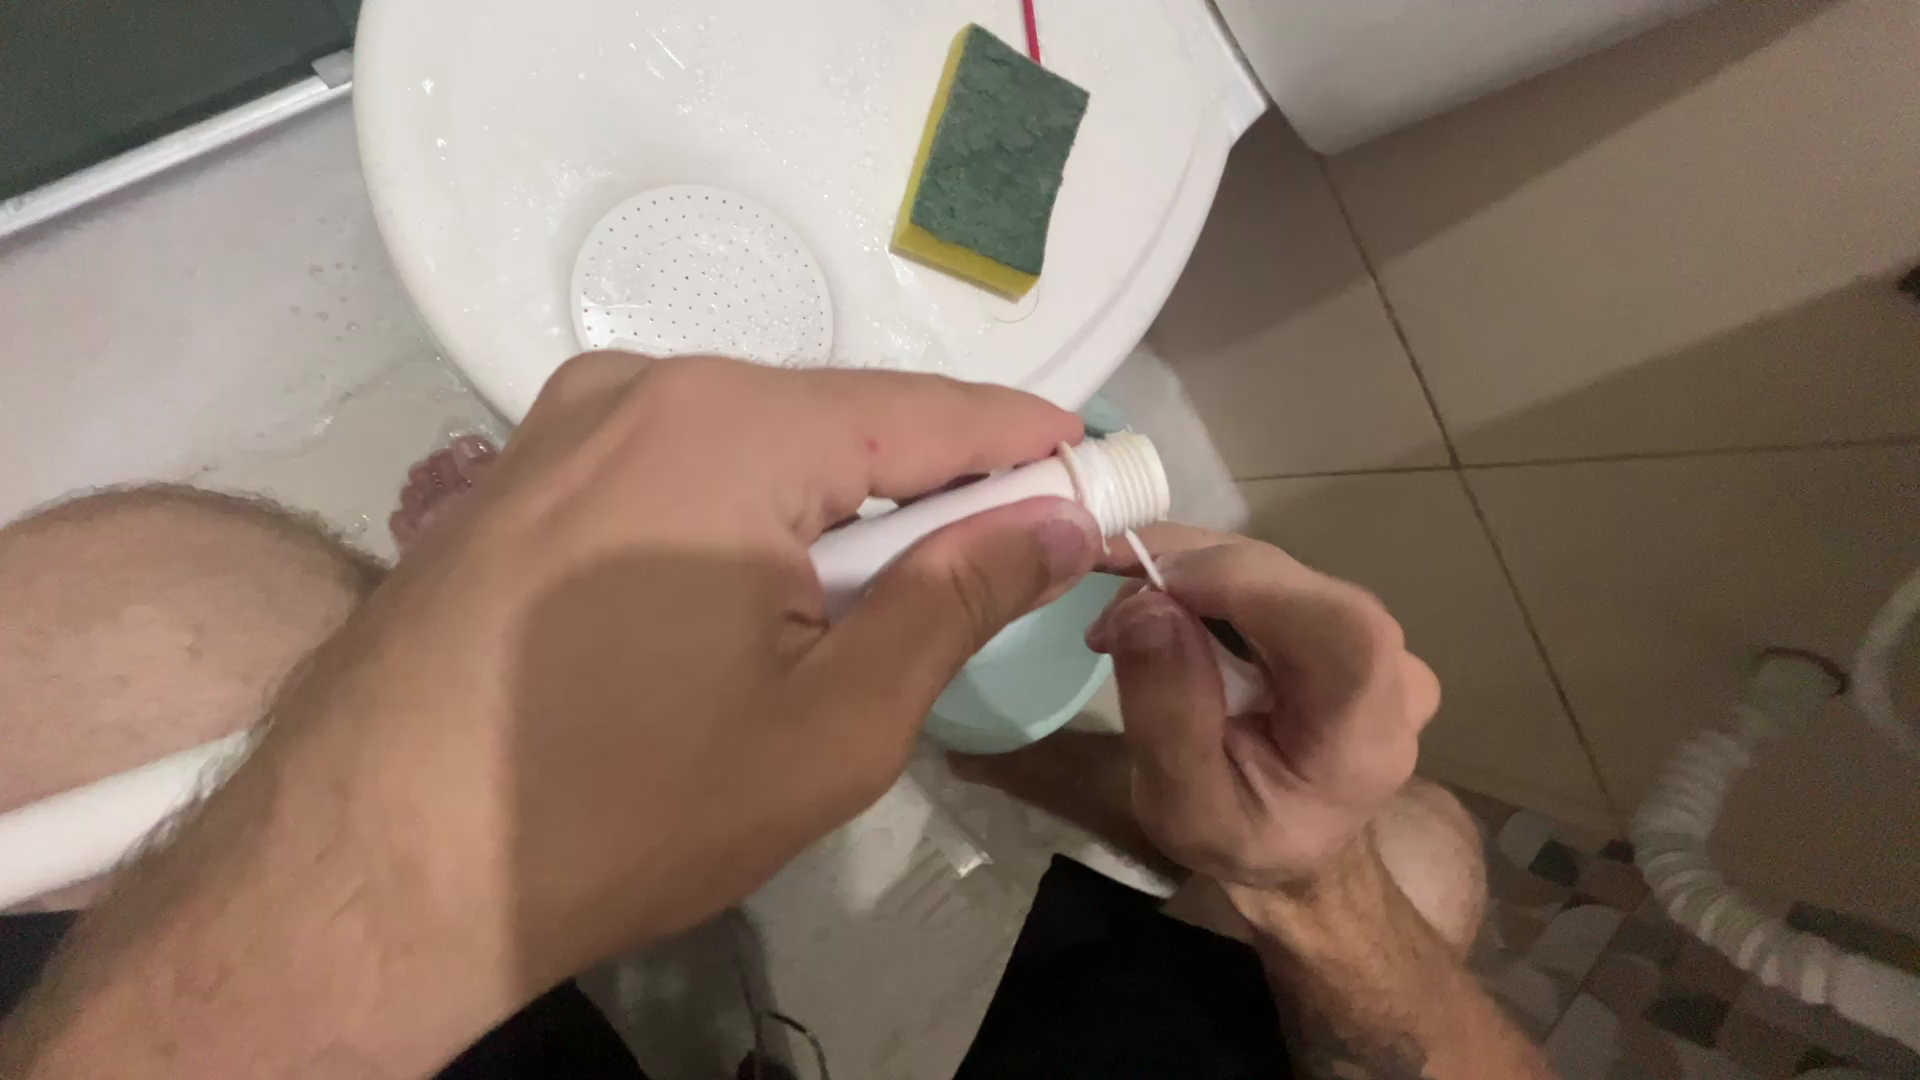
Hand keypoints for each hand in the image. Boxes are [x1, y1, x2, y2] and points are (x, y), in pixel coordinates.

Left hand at [256, 354, 1099, 991]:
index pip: (932, 414)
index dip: (1029, 442)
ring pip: (776, 445)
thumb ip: (959, 598)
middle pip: (852, 422)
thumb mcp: (837, 719)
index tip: (1098, 467)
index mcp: (733, 430)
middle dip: (942, 487)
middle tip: (1013, 548)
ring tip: (887, 598)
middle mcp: (652, 388)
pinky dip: (769, 513)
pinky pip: (700, 467)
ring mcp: (579, 421)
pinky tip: (775, 591)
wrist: (362, 880)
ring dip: (852, 510)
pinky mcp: (540, 470)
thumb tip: (1056, 524)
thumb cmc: (627, 808)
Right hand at [1086, 525, 1437, 888]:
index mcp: (1366, 734)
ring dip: (1183, 571)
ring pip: (1268, 567)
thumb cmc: (1240, 837)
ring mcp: (1362, 635)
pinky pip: (1260, 573)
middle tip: (1107, 601)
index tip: (1149, 585)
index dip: (1245, 584)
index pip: (1340, 628)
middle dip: (1188, 573)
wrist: (1283, 838)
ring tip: (1120, 616)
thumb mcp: (1183, 810)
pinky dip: (1196, 575)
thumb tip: (1144, 607)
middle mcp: (1386, 669)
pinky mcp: (1327, 615)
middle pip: (1292, 583)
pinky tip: (1152, 603)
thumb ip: (1167, 718)